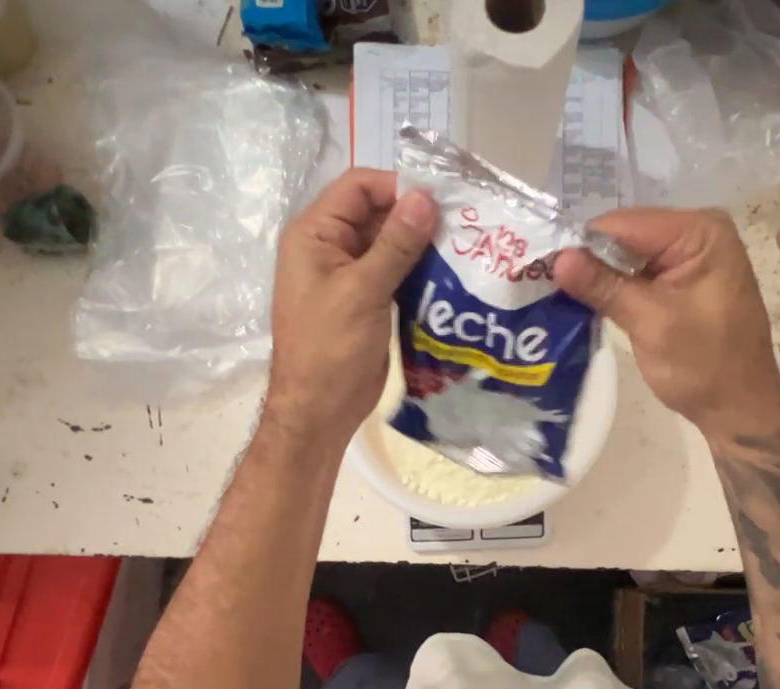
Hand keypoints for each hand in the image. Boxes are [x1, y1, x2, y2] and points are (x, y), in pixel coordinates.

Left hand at [266, 168, 437, 450]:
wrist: (320, 411)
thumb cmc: (330, 349)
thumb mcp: (362, 291)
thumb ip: (395, 244)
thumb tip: (426, 198)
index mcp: (315, 235)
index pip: (358, 188)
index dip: (397, 187)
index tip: (441, 201)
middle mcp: (330, 248)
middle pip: (377, 214)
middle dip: (416, 217)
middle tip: (464, 224)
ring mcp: (349, 276)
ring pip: (390, 245)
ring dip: (422, 246)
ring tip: (464, 247)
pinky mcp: (368, 302)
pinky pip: (395, 274)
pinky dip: (419, 272)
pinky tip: (451, 275)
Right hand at [555, 209, 779, 439]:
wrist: (737, 407)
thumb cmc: (704, 365)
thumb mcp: (651, 323)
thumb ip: (605, 287)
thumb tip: (558, 258)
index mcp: (699, 231)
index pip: (624, 224)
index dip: (581, 244)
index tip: (539, 268)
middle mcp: (695, 233)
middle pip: (622, 236)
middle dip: (585, 259)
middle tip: (538, 283)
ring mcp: (687, 258)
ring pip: (624, 256)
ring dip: (594, 276)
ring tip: (551, 294)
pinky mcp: (677, 282)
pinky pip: (634, 274)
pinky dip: (610, 289)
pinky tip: (582, 304)